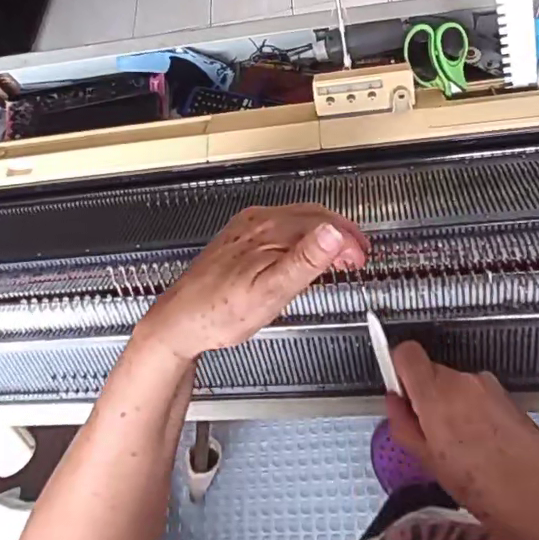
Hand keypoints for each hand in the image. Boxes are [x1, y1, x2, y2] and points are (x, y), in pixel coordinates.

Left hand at [134, 204, 368, 361]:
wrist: (177, 323)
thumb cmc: (218, 313)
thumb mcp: (271, 292)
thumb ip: (306, 260)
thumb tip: (333, 233)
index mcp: (268, 230)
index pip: (322, 224)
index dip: (348, 240)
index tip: (361, 257)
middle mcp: (256, 223)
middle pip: (311, 216)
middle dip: (339, 233)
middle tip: (357, 254)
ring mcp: (245, 230)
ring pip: (295, 220)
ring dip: (322, 234)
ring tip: (337, 254)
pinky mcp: (238, 241)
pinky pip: (278, 228)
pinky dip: (301, 237)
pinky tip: (300, 253)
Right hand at [386, 341, 538, 531]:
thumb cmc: (487, 488)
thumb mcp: (430, 464)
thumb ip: (404, 426)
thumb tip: (394, 404)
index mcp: (436, 395)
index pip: (406, 353)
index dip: (397, 369)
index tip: (398, 392)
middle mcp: (461, 380)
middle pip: (429, 371)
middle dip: (424, 396)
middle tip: (429, 434)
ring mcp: (485, 384)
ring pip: (453, 384)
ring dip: (449, 406)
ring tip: (460, 447)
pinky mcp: (504, 393)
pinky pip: (474, 394)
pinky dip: (471, 411)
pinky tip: (480, 444)